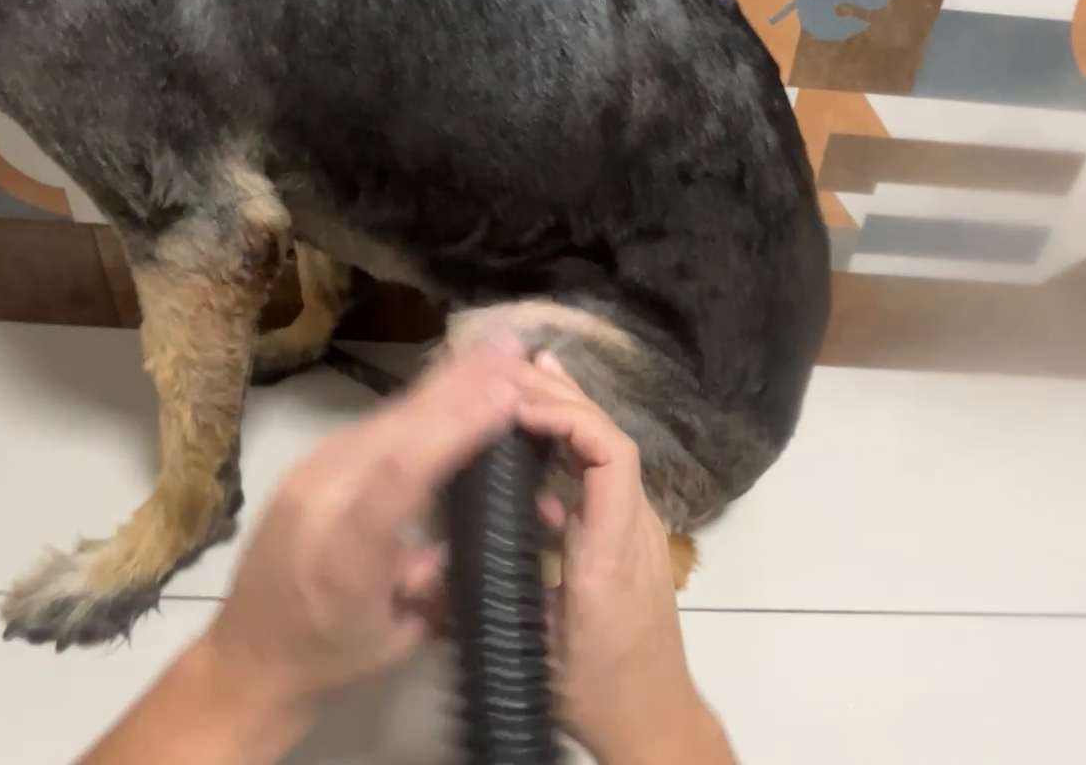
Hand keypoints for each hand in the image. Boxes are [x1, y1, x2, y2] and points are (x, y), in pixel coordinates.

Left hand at [205, 337, 533, 706]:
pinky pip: (378, 419)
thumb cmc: (331, 654)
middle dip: (461, 383)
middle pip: (399, 426)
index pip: (403, 475)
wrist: (246, 655)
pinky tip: (452, 374)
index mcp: (344, 552)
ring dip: (446, 379)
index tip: (506, 396)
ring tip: (493, 349)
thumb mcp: (396, 635)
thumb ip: (438, 578)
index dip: (455, 430)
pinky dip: (423, 395)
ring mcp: (312, 470)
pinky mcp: (313, 458)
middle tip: (512, 346)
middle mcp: (321, 498)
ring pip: (390, 413)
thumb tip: (479, 522)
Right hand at [515, 354, 730, 764]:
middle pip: (610, 438)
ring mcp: (638, 525)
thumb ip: (495, 598)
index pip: (610, 456)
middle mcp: (634, 524)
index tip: (520, 409)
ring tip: (531, 377)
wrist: (656, 717)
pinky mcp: (630, 532)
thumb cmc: (597, 688)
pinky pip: (606, 471)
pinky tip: (545, 435)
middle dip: (565, 398)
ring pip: (609, 450)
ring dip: (571, 411)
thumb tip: (429, 569)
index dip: (570, 418)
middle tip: (516, 368)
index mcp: (611, 548)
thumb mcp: (538, 647)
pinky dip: (575, 442)